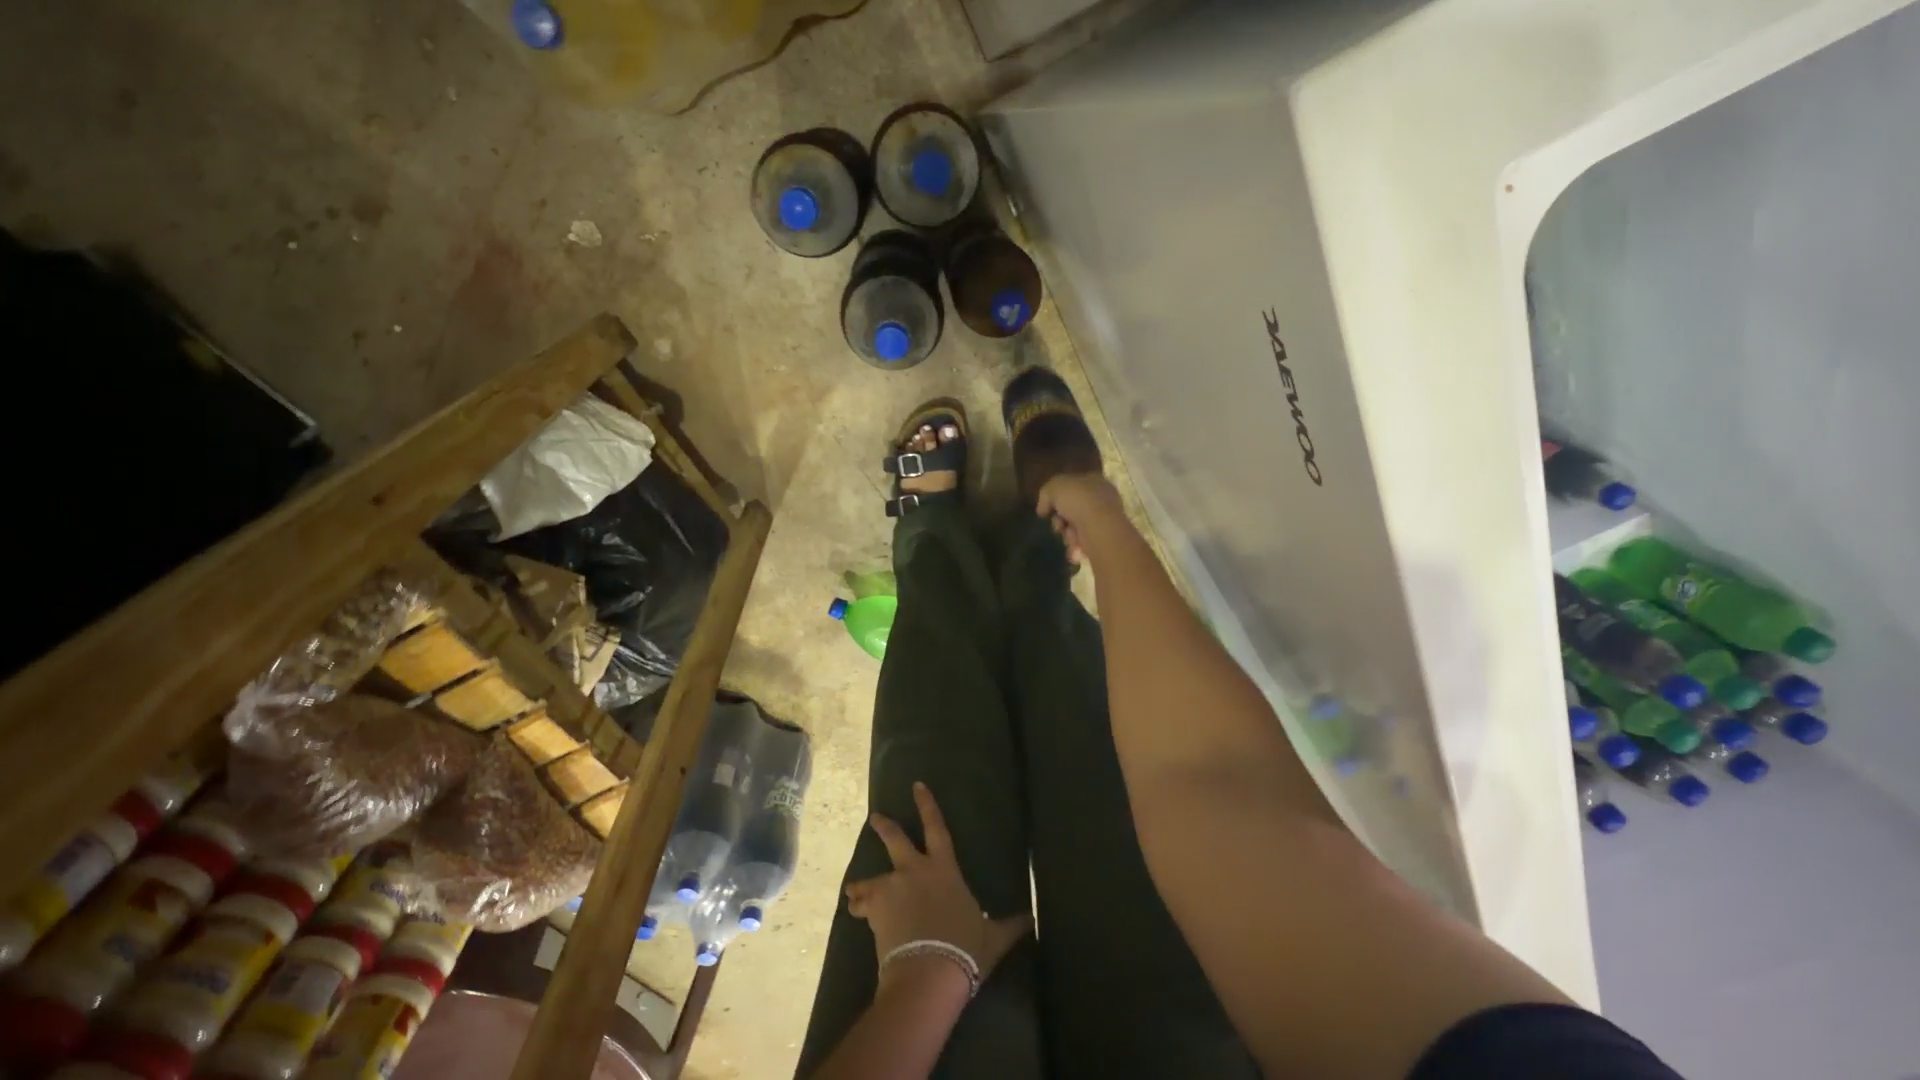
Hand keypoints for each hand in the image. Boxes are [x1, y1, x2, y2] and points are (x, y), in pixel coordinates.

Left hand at [845, 783, 1031, 985]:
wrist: (928, 971)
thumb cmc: (964, 949)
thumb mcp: (993, 937)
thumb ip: (1010, 925)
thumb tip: (1032, 920)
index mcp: (945, 870)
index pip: (937, 828)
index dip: (928, 805)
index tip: (917, 786)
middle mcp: (915, 871)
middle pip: (896, 840)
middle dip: (885, 826)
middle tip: (875, 817)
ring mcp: (892, 887)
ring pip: (871, 877)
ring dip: (863, 883)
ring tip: (854, 889)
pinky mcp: (874, 908)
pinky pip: (861, 904)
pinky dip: (858, 907)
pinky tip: (854, 910)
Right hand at [1035, 472, 1130, 565]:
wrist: (1099, 528)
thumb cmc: (1079, 501)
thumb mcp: (1054, 487)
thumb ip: (1046, 494)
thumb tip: (1043, 509)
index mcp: (1095, 481)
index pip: (1072, 486)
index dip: (1057, 496)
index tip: (1048, 507)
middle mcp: (1102, 499)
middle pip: (1071, 509)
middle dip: (1060, 519)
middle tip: (1058, 524)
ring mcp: (1104, 520)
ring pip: (1075, 527)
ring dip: (1066, 533)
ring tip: (1068, 535)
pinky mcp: (1103, 539)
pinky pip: (1082, 542)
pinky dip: (1075, 545)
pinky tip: (1074, 546)